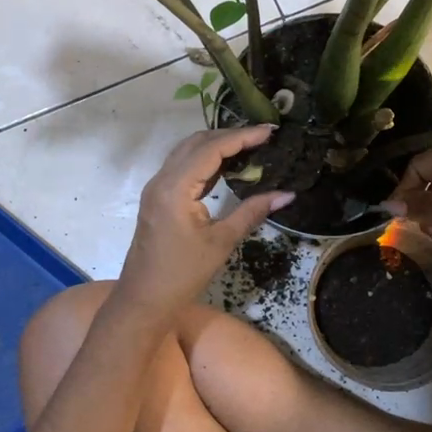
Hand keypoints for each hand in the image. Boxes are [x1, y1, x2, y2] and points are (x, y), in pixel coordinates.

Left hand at [116, 125, 292, 315]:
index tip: (270, 131)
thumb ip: (252, 212)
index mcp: (175, 187)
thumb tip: (287, 195)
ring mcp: (157, 188)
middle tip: (263, 137)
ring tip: (250, 146)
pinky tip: (229, 166)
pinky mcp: (158, 198)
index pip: (211, 149)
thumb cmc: (183, 274)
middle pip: (197, 142)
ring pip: (187, 152)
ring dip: (217, 145)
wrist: (144, 300)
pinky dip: (206, 161)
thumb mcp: (221, 242)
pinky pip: (182, 167)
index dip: (242, 136)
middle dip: (230, 135)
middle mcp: (162, 179)